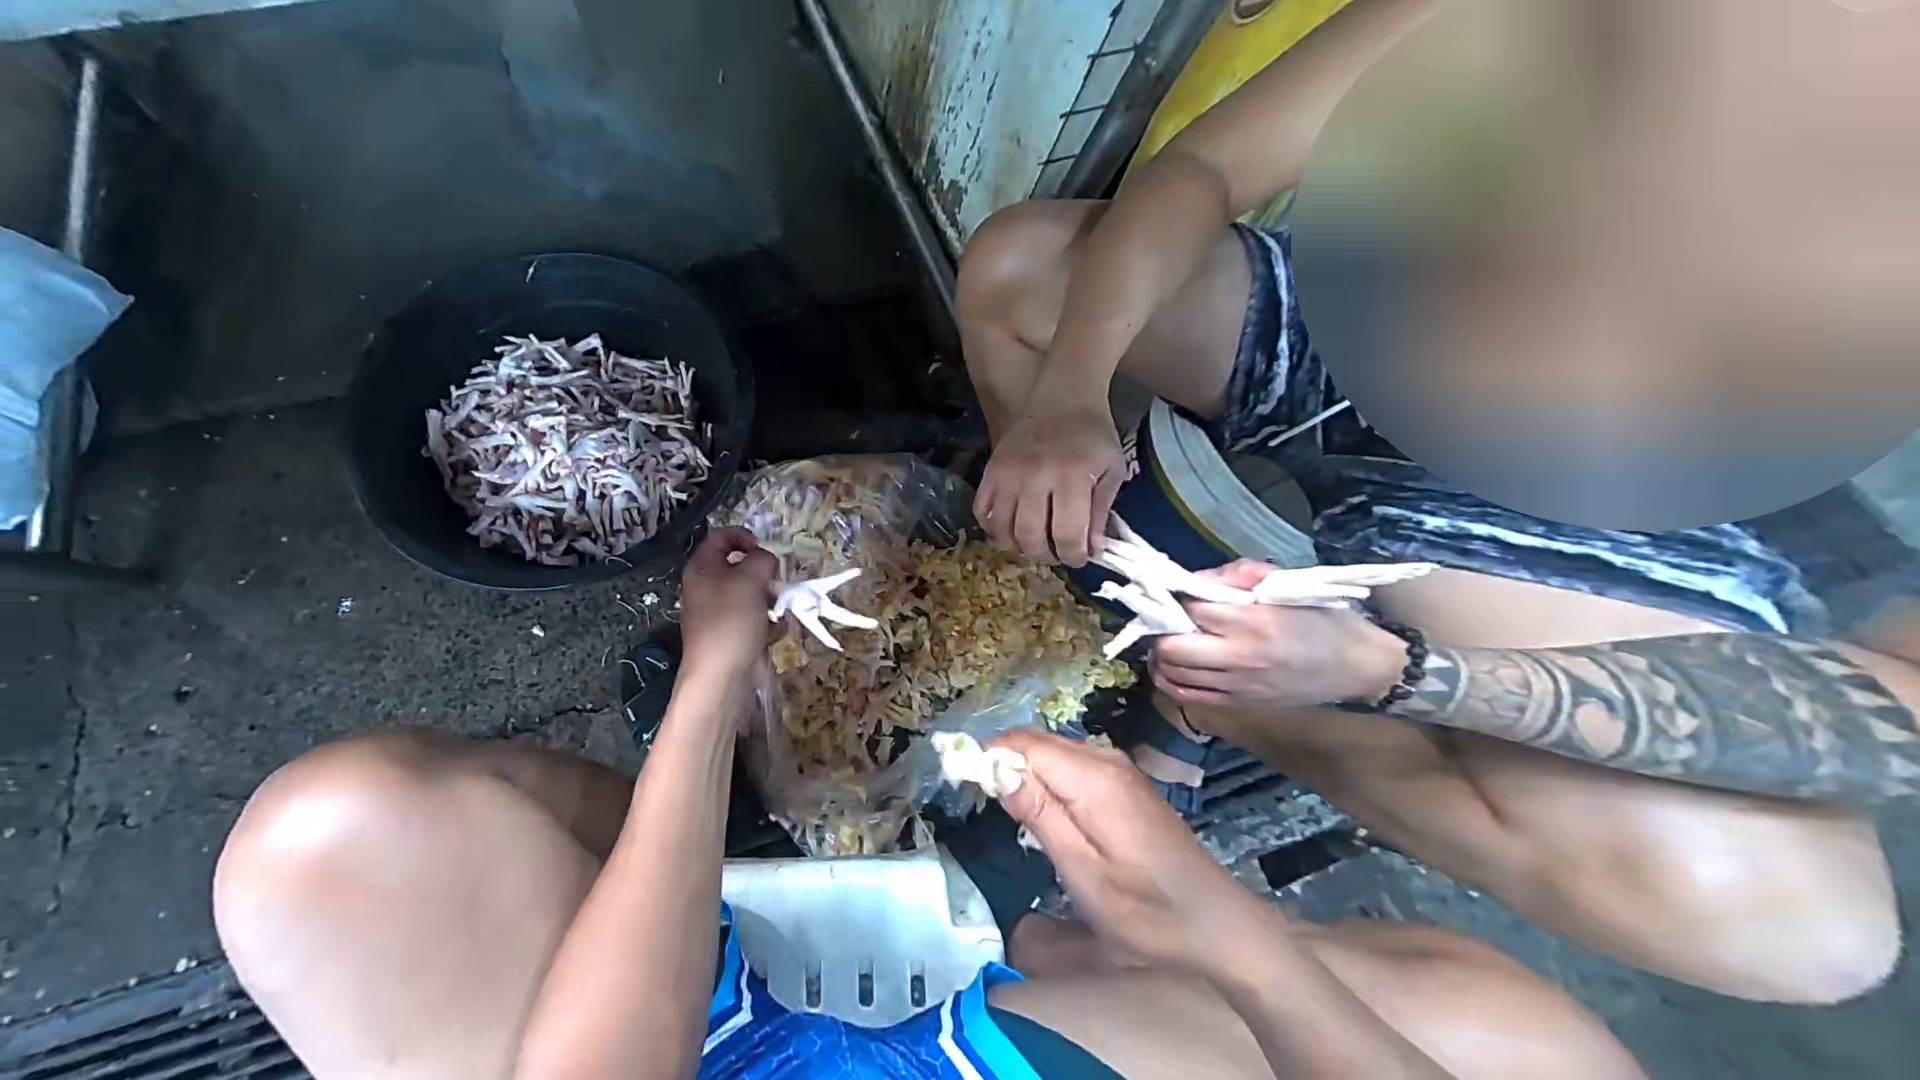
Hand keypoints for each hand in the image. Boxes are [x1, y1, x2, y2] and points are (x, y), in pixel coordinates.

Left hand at [678, 527, 777, 687]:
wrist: (722, 675)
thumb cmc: (732, 620)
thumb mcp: (750, 578)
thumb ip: (762, 559)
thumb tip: (766, 560)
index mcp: (703, 569)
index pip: (720, 537)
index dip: (743, 536)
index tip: (764, 548)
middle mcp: (708, 588)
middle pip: (741, 567)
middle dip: (764, 574)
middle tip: (775, 583)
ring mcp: (721, 613)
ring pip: (754, 594)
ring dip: (771, 600)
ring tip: (777, 611)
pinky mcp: (734, 634)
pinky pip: (757, 619)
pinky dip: (768, 624)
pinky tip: (772, 633)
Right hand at [974, 397, 1126, 566]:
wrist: (1062, 396)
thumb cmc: (1094, 434)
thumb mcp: (1112, 471)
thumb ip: (1101, 513)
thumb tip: (1091, 550)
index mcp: (1072, 477)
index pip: (1067, 534)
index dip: (1074, 555)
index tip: (1080, 557)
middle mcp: (1035, 477)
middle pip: (1031, 537)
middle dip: (1046, 556)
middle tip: (1057, 554)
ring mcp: (1008, 474)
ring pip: (1004, 530)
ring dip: (1020, 547)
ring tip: (1034, 544)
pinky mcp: (991, 470)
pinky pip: (982, 511)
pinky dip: (993, 529)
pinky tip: (1011, 529)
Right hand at [991, 732, 1262, 971]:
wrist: (1217, 923)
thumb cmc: (1147, 911)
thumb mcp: (1084, 873)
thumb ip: (1040, 815)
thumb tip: (997, 769)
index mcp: (1094, 778)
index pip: (1023, 743)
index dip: (986, 754)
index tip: (956, 778)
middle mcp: (1105, 760)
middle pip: (1036, 741)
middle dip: (1000, 760)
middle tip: (974, 798)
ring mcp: (1117, 768)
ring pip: (1052, 750)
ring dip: (1021, 769)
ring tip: (1001, 808)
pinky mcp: (1123, 781)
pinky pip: (1071, 763)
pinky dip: (1044, 776)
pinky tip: (1039, 809)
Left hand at [1150, 560, 1407, 710]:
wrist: (1359, 668)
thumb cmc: (1324, 620)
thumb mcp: (1289, 585)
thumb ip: (1241, 574)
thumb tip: (1198, 579)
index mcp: (1252, 621)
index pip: (1191, 608)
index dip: (1179, 598)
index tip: (1179, 593)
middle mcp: (1238, 657)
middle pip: (1171, 646)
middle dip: (1161, 629)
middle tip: (1168, 619)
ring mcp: (1235, 686)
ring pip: (1172, 674)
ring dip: (1160, 655)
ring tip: (1168, 640)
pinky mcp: (1237, 704)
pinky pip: (1186, 697)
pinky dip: (1170, 680)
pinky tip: (1172, 666)